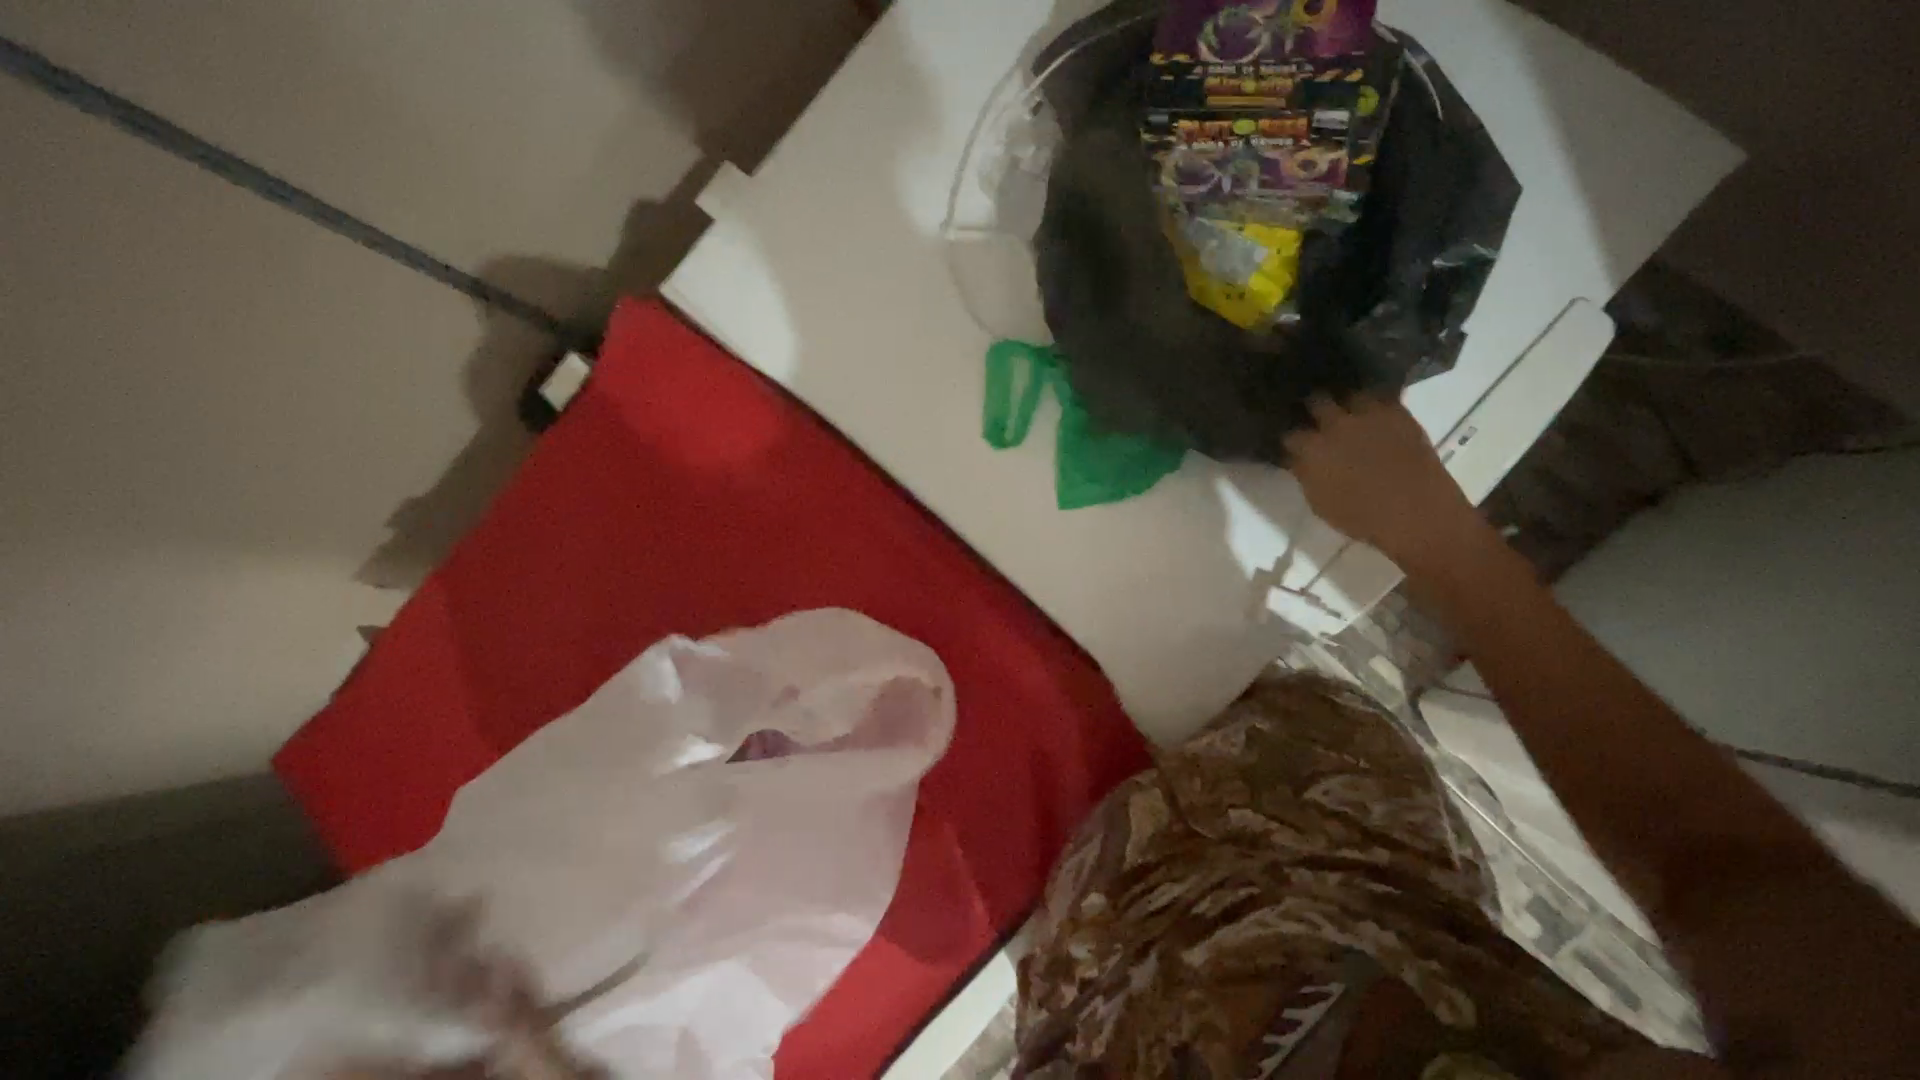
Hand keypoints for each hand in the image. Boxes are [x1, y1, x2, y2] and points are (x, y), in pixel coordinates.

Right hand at [1282, 395, 1485, 571]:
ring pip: (1350, 393)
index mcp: (1312, 448)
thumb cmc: (1362, 518)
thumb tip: (1296, 459)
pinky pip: (1382, 395)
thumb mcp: (1319, 504)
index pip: (1290, 433)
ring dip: (1345, 400)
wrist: (1417, 513)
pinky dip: (1375, 401)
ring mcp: (1368, 415)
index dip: (1290, 438)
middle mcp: (1336, 424)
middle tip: (1316, 417)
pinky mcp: (1398, 412)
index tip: (1292, 443)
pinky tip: (1375, 412)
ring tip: (1347, 409)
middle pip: (1316, 400)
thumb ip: (1304, 475)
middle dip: (1312, 406)